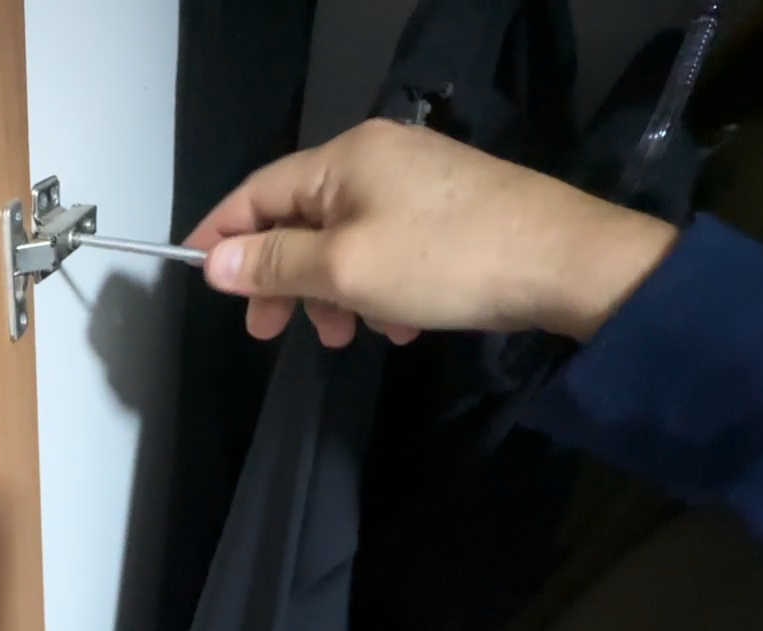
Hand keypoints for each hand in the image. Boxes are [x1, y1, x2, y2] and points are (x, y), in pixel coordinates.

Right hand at [185, 119, 679, 346]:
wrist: (569, 267)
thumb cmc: (442, 262)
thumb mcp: (341, 269)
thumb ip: (269, 264)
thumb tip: (210, 264)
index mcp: (342, 159)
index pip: (255, 194)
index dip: (218, 236)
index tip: (193, 277)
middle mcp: (373, 160)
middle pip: (294, 223)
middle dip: (278, 281)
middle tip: (266, 332)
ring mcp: (410, 184)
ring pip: (336, 244)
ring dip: (326, 296)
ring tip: (340, 338)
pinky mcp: (440, 212)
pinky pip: (379, 251)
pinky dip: (369, 291)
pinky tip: (390, 325)